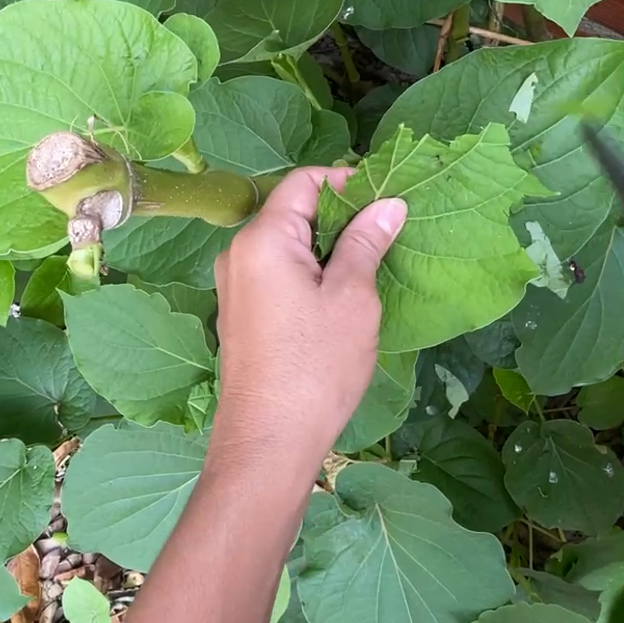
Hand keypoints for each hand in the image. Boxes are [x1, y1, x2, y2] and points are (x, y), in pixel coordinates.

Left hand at [210, 167, 405, 475]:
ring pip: (286, 244)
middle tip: (385, 232)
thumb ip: (367, 241)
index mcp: (262, 238)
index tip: (385, 198)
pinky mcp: (241, 310)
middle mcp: (238, 252)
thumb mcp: (353, 297)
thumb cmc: (316, 365)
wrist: (269, 441)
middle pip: (292, 211)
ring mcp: (235, 283)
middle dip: (340, 215)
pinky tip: (340, 291)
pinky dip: (309, 270)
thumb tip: (389, 203)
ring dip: (327, 246)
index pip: (303, 182)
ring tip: (370, 262)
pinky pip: (276, 271)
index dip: (346, 181)